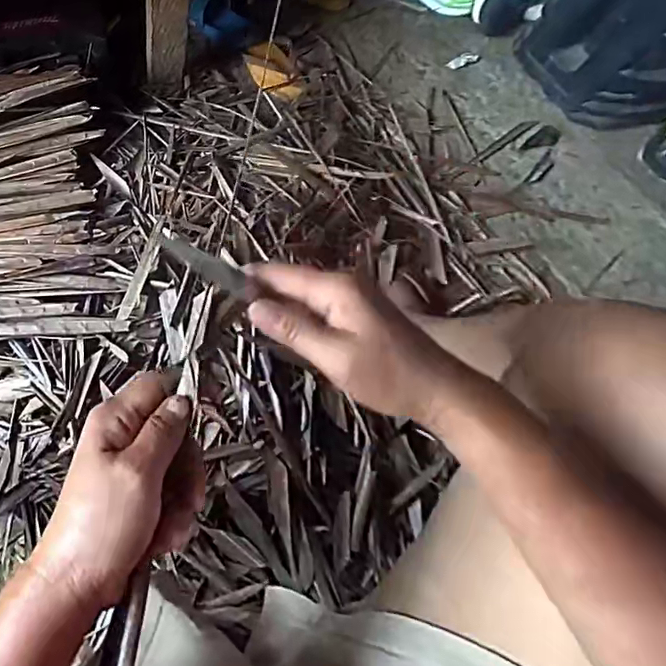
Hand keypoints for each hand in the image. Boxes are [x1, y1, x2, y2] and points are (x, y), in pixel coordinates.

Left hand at [29, 371, 203, 611]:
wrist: (78, 584)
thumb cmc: (94, 528)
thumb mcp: (138, 471)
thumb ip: (164, 432)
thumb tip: (182, 401)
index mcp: (113, 420)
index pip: (157, 385)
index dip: (186, 395)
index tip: (209, 411)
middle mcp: (119, 439)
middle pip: (174, 431)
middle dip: (187, 466)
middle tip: (184, 490)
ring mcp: (127, 469)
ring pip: (176, 467)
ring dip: (181, 499)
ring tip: (167, 521)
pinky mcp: (134, 497)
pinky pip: (169, 497)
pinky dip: (171, 518)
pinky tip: (159, 534)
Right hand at [245, 263, 472, 426]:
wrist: (443, 391)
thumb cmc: (389, 376)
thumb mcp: (334, 357)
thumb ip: (292, 330)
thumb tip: (253, 306)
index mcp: (337, 288)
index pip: (284, 274)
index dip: (253, 277)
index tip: (223, 281)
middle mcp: (346, 282)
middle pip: (294, 280)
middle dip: (264, 290)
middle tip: (233, 306)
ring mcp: (356, 294)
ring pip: (306, 292)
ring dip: (281, 302)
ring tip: (253, 316)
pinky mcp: (362, 308)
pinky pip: (320, 303)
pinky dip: (300, 311)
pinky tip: (289, 326)